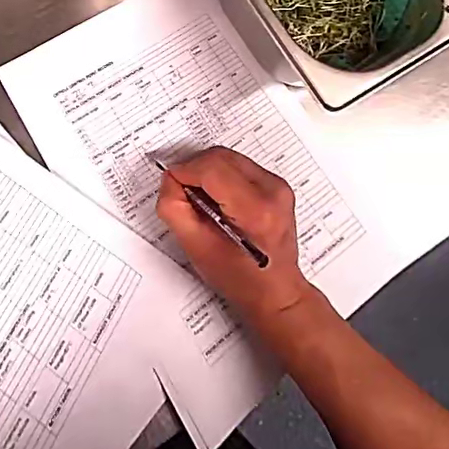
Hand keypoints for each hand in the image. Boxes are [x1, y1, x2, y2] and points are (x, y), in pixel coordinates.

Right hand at [156, 147, 320, 324]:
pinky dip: (221, 175)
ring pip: (228, 157)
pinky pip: (238, 165)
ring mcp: (278, 186)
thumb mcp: (196, 248)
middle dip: (195, 169)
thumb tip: (170, 179)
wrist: (275, 291)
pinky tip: (218, 199)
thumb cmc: (241, 279)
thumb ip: (175, 209)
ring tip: (203, 200)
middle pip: (220, 157)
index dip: (185, 171)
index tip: (172, 184)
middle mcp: (272, 192)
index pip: (212, 169)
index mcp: (256, 211)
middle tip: (184, 194)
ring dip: (207, 171)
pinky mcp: (277, 184)